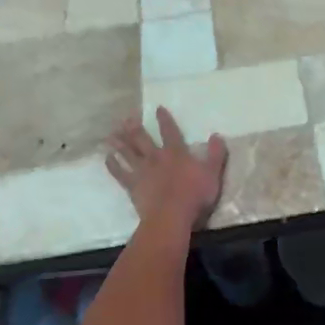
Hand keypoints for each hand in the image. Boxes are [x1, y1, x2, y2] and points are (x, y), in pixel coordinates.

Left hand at [104, 107, 227, 229]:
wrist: (171, 215)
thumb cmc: (194, 196)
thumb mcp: (212, 174)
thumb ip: (215, 154)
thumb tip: (217, 135)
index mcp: (176, 153)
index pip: (170, 131)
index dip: (164, 119)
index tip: (157, 108)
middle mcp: (156, 157)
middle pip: (142, 139)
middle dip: (134, 127)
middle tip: (126, 118)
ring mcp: (142, 171)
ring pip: (128, 152)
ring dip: (120, 143)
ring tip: (112, 134)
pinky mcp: (132, 185)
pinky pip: (119, 173)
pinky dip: (113, 165)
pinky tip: (107, 158)